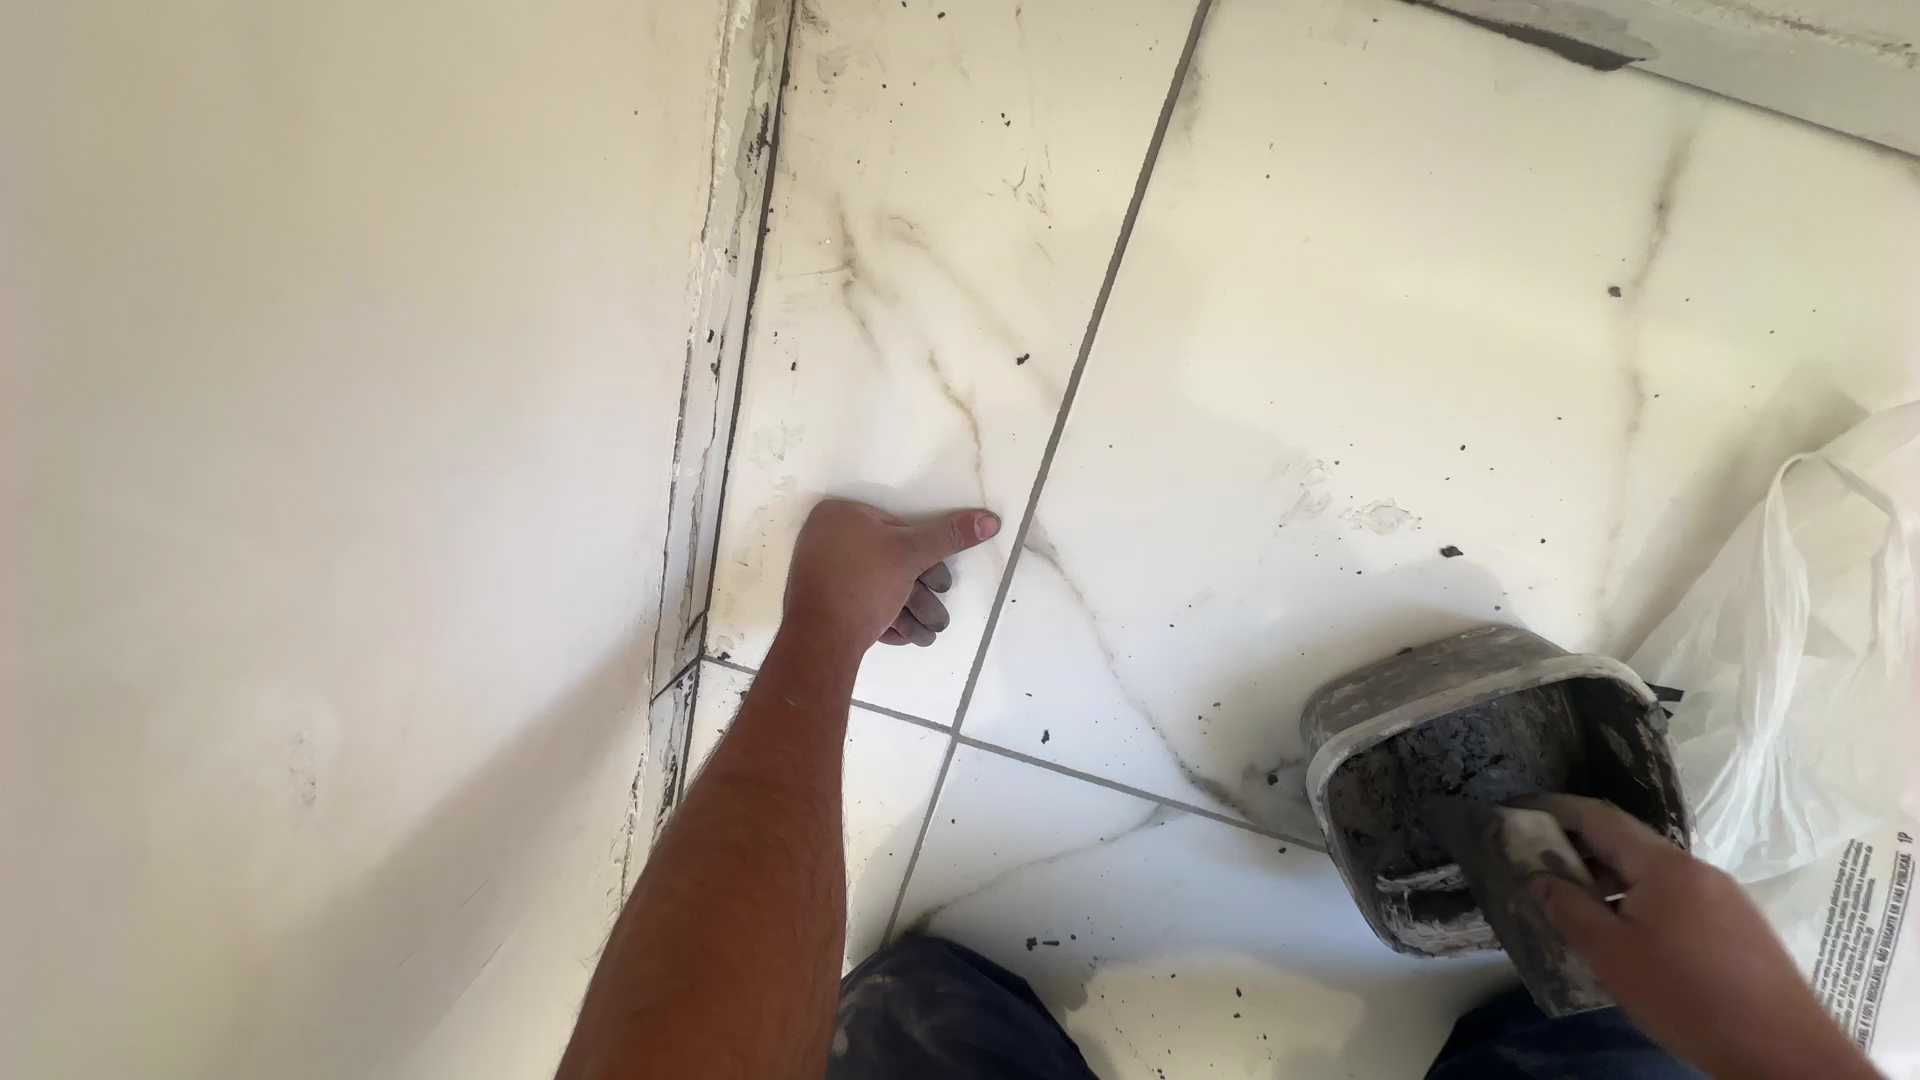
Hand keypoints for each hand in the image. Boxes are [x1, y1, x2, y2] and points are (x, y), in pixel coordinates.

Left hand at [782, 499, 999, 656]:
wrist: (821, 641)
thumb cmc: (863, 584)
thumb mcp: (912, 554)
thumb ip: (949, 536)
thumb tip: (989, 520)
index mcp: (839, 515)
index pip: (895, 528)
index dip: (923, 556)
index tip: (939, 582)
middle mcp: (824, 540)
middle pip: (888, 560)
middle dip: (918, 592)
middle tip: (938, 613)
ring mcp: (821, 574)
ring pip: (877, 587)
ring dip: (909, 612)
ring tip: (929, 633)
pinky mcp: (822, 605)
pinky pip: (861, 605)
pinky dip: (886, 619)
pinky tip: (906, 637)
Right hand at [1527, 795, 1876, 1079]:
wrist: (1792, 1064)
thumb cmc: (1688, 997)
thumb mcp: (1610, 953)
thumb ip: (1567, 907)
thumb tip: (1539, 878)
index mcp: (1666, 867)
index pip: (1599, 817)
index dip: (1555, 808)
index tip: (1520, 809)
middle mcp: (1698, 872)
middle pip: (1626, 841)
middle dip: (1578, 844)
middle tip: (1537, 857)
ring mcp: (1726, 900)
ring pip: (1651, 871)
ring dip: (1607, 875)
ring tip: (1572, 896)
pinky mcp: (1739, 928)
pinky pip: (1674, 894)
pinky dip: (1636, 896)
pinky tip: (1621, 926)